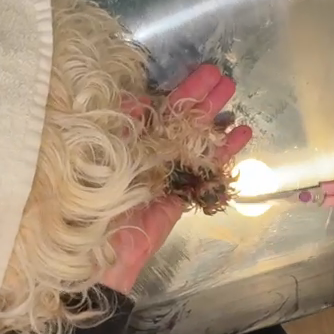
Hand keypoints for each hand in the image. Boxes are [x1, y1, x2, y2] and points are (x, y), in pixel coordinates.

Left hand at [99, 65, 253, 293]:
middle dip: (198, 98)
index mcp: (123, 145)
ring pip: (194, 141)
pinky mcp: (180, 197)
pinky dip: (223, 153)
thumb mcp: (100, 163)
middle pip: (177, 122)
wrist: (101, 260)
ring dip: (213, 118)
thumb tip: (134, 100)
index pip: (153, 112)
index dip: (173, 93)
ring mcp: (165, 176)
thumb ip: (120, 133)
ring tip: (234, 92)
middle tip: (221, 75)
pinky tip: (242, 134)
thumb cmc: (91, 210)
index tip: (193, 73)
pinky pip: (204, 171)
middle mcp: (144, 157)